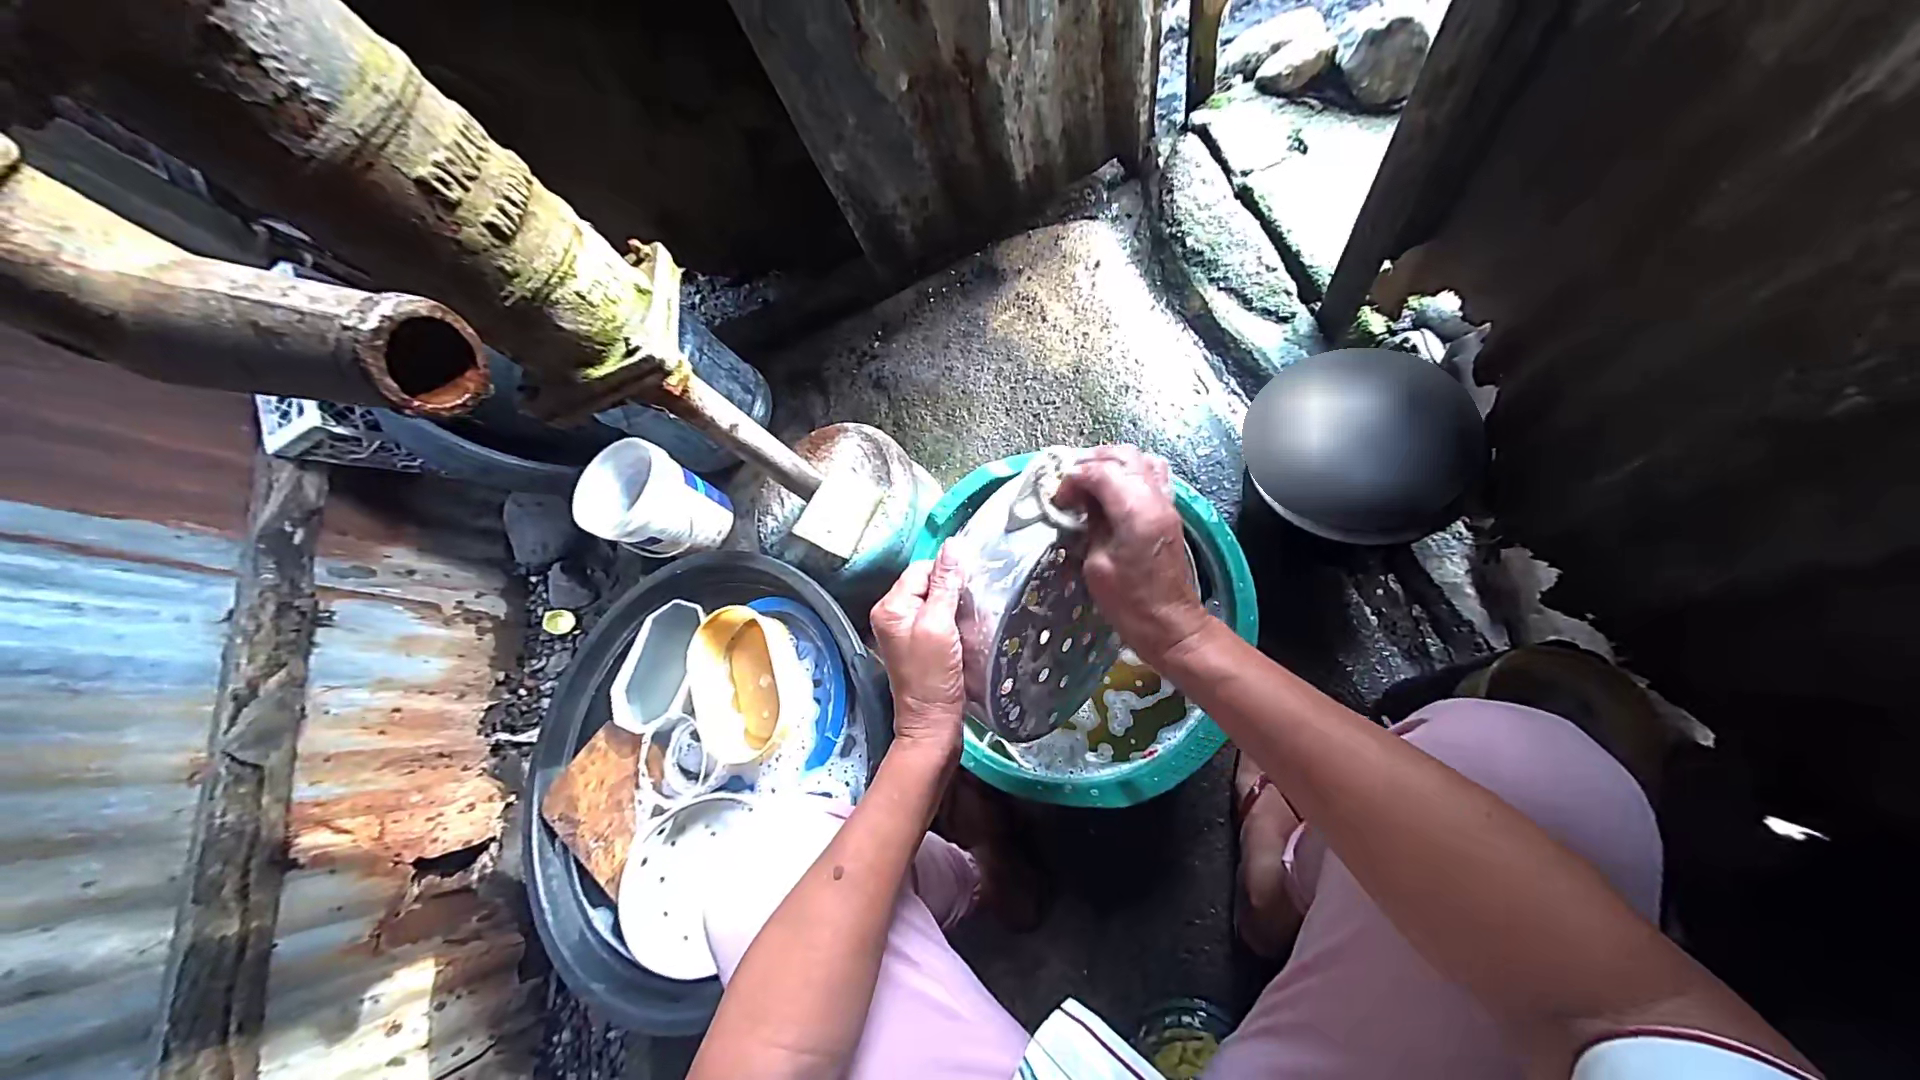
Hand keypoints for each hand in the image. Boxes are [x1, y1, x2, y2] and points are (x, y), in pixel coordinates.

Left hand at [869, 543, 965, 758]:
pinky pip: (939, 617)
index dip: (947, 574)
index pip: (922, 569)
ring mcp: (905, 629)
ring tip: (968, 622)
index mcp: (890, 606)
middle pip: (929, 582)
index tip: (968, 588)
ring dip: (955, 605)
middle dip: (952, 590)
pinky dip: (954, 620)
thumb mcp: (939, 625)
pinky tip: (964, 632)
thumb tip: (953, 546)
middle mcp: (892, 614)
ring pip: (936, 599)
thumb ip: (944, 584)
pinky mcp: (920, 642)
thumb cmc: (933, 678)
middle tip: (970, 608)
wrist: (933, 724)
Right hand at [1055, 445, 1211, 665]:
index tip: (1059, 500)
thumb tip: (1082, 505)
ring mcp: (1166, 502)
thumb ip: (1090, 525)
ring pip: (1139, 459)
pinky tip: (1112, 493)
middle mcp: (1154, 498)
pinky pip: (1151, 475)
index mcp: (1134, 511)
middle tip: (1071, 486)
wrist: (1170, 624)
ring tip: (1089, 485)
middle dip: (1091, 463)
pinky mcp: (1169, 512)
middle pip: (1122, 454)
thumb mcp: (1096, 564)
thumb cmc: (1129, 602)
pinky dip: (1128, 474)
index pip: (1099, 471)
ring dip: (1111, 464)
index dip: (1073, 480)